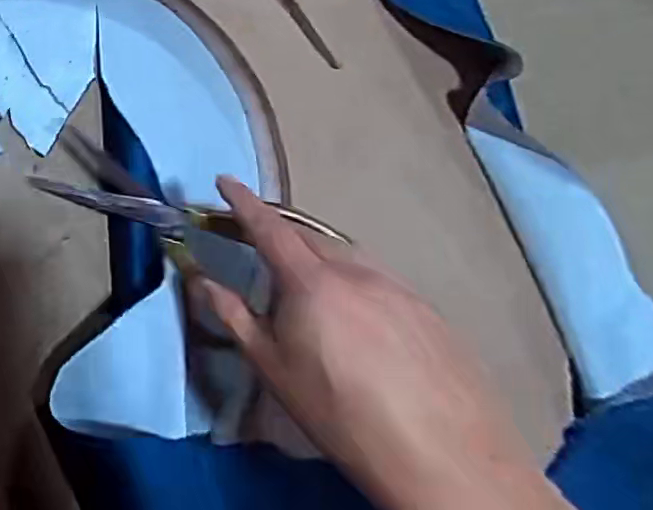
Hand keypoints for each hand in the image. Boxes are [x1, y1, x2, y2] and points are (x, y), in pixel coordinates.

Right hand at [192, 178, 568, 509]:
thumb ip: (232, 314)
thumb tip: (199, 279)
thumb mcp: (272, 366)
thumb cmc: (343, 415)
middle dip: (278, 229)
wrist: (453, 471)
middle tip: (255, 236)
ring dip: (317, 253)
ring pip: (348, 256)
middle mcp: (357, 275)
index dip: (242, 200)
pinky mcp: (435, 318)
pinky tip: (356, 312)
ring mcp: (402, 293)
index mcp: (311, 282)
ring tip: (304, 274)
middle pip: (308, 236)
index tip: (224, 180)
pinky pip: (381, 280)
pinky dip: (354, 278)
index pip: (268, 226)